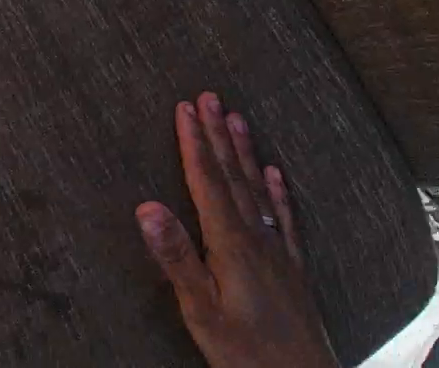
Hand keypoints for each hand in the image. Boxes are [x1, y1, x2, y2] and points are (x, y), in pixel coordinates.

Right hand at [135, 92, 336, 367]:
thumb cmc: (245, 353)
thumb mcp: (200, 309)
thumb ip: (175, 257)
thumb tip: (146, 205)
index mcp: (230, 244)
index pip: (207, 181)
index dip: (193, 142)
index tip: (184, 106)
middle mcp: (256, 239)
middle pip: (232, 177)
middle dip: (217, 135)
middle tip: (209, 96)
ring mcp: (277, 253)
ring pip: (257, 190)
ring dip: (244, 153)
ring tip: (236, 118)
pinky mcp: (292, 271)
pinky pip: (284, 220)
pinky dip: (278, 193)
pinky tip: (274, 174)